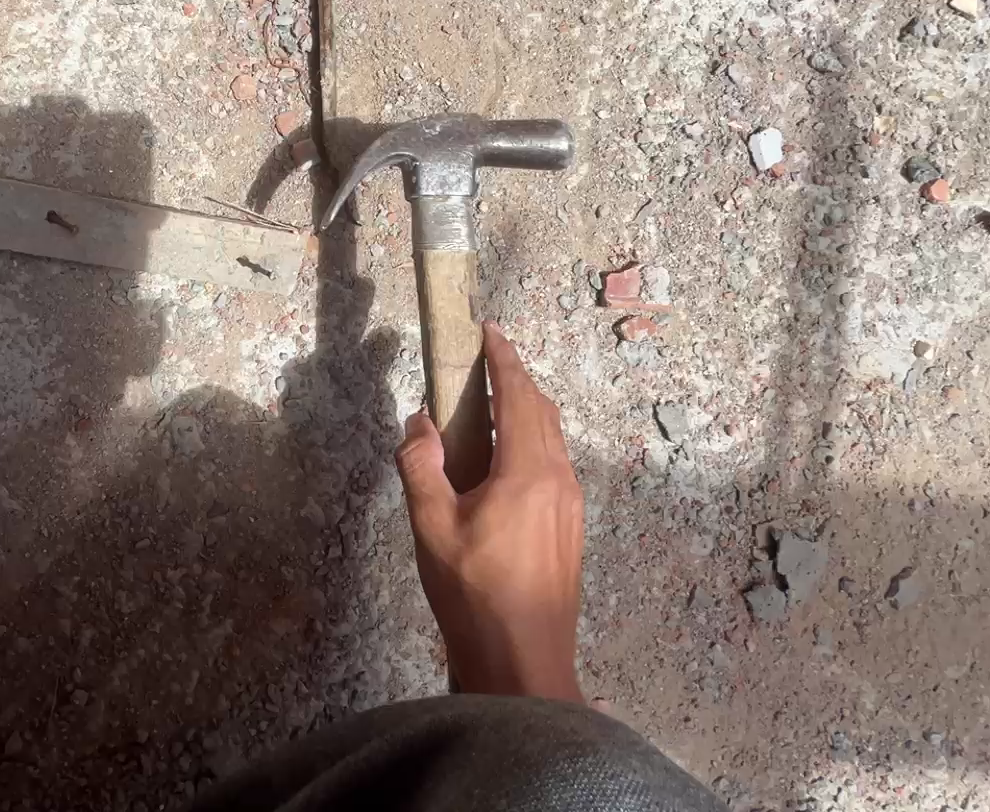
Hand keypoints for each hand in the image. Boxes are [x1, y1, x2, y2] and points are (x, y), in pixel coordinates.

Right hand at [396, 322, 583, 701]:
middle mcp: (559, 479)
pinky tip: (508, 450)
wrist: (522, 660)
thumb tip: (419, 422)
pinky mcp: (569, 525)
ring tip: (494, 395)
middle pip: (542, 410)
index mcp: (527, 472)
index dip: (504, 360)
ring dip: (526, 405)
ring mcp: (570, 504)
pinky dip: (532, 434)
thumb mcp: (430, 523)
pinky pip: (555, 459)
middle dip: (517, 376)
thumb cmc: (470, 588)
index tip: (490, 329)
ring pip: (553, 435)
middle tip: (487, 355)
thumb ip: (420, 464)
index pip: (518, 398)